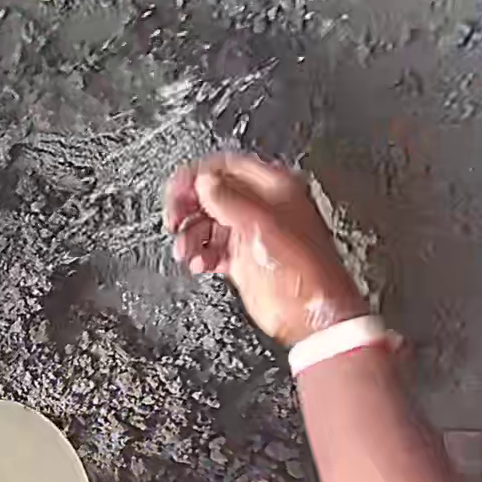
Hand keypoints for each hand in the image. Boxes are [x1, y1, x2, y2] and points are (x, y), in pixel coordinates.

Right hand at [163, 153, 367, 345]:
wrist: (308, 314)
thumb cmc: (302, 271)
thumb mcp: (261, 225)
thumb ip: (228, 199)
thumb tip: (203, 182)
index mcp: (273, 189)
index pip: (225, 167)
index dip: (196, 176)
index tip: (175, 190)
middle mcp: (260, 208)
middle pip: (211, 194)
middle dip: (188, 206)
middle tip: (173, 220)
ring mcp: (250, 233)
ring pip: (206, 222)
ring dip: (190, 235)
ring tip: (186, 251)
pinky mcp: (241, 258)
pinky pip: (210, 249)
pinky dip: (199, 255)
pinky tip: (199, 264)